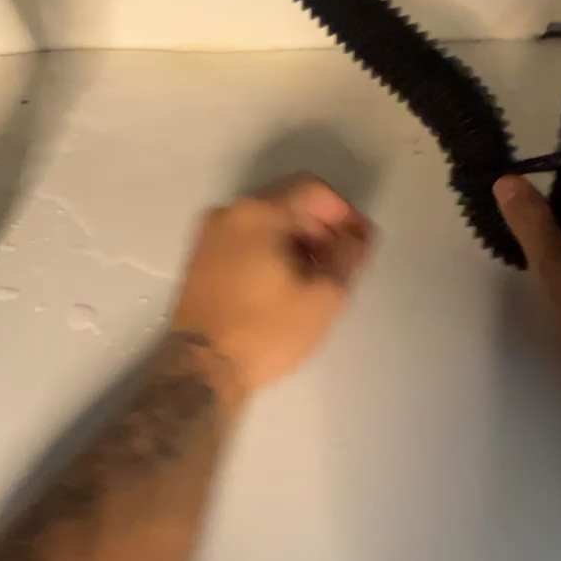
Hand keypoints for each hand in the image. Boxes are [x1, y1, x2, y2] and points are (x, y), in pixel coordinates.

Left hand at [170, 174, 373, 395]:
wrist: (201, 369)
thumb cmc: (265, 332)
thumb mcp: (324, 296)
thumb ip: (349, 256)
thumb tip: (356, 236)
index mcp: (258, 212)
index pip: (314, 191)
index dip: (345, 213)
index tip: (360, 243)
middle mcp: (227, 212)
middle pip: (287, 202)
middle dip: (321, 228)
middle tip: (342, 262)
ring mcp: (208, 234)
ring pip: (265, 222)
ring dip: (296, 240)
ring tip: (316, 276)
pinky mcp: (199, 259)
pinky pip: (244, 239)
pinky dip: (270, 250)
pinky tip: (285, 282)